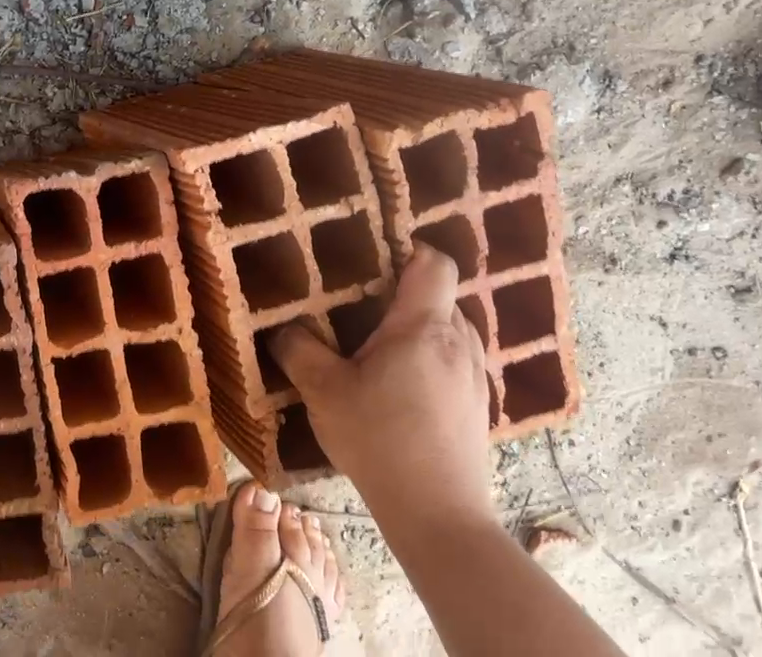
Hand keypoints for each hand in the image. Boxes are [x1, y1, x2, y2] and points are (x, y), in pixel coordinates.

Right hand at [267, 248, 494, 530]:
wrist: (437, 513)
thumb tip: (284, 326)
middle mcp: (459, 343)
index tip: (369, 253)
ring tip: (370, 345)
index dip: (406, 247)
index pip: (433, 262)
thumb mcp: (321, 390)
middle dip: (399, 292)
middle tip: (352, 304)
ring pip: (446, 329)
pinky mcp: (477, 405)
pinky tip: (394, 384)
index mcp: (423, 327)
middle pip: (438, 295)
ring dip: (413, 327)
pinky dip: (425, 356)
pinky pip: (451, 359)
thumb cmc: (378, 440)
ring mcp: (475, 376)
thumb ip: (298, 347)